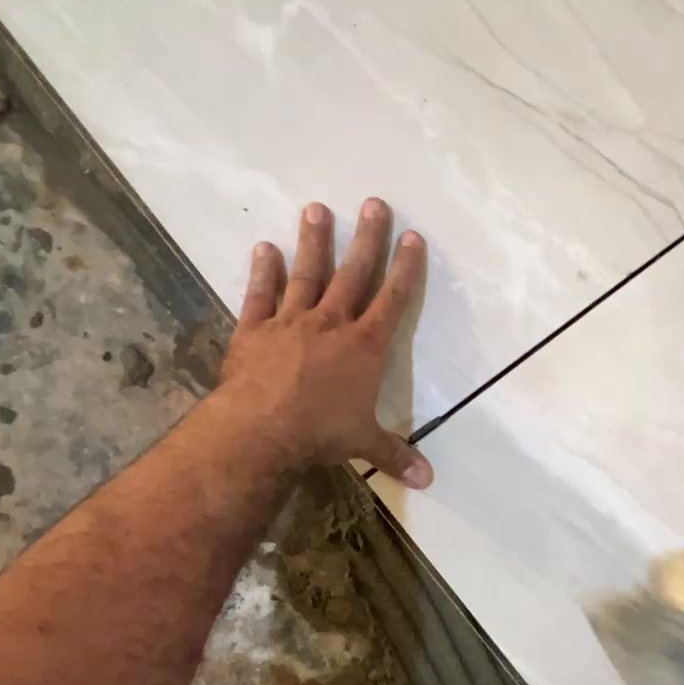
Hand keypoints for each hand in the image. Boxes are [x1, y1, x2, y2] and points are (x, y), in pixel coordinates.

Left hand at [212, 199, 432, 487]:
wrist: (261, 430)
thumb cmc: (321, 433)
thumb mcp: (365, 444)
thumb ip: (396, 454)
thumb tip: (428, 481)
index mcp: (365, 347)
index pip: (392, 299)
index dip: (405, 268)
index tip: (411, 236)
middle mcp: (331, 325)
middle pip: (353, 275)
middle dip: (366, 239)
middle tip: (373, 202)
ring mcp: (290, 323)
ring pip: (306, 275)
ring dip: (313, 242)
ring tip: (316, 208)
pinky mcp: (254, 331)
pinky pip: (260, 296)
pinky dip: (262, 272)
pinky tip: (263, 248)